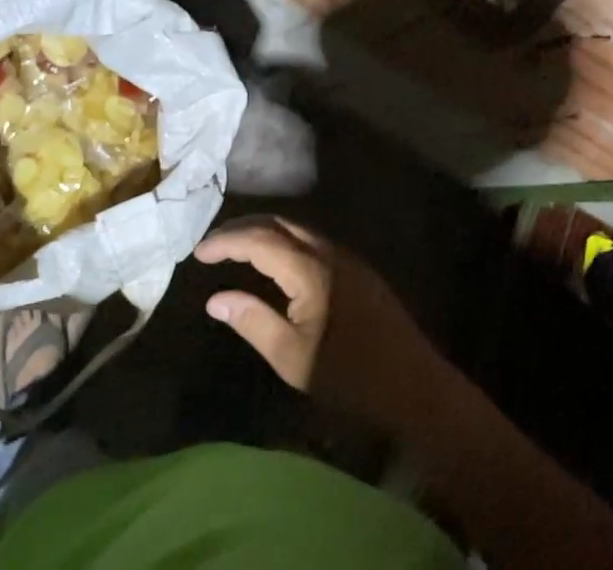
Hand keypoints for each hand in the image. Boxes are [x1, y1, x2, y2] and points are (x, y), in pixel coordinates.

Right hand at [194, 216, 444, 430]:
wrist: (414, 387)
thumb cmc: (349, 376)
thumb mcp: (291, 356)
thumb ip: (252, 321)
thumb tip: (215, 298)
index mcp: (310, 270)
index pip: (259, 240)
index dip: (225, 242)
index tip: (198, 253)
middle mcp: (330, 253)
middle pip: (279, 224)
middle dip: (242, 228)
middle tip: (212, 245)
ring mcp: (348, 260)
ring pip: (298, 229)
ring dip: (265, 232)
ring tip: (236, 249)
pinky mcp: (359, 272)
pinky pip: (313, 242)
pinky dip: (285, 241)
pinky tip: (275, 263)